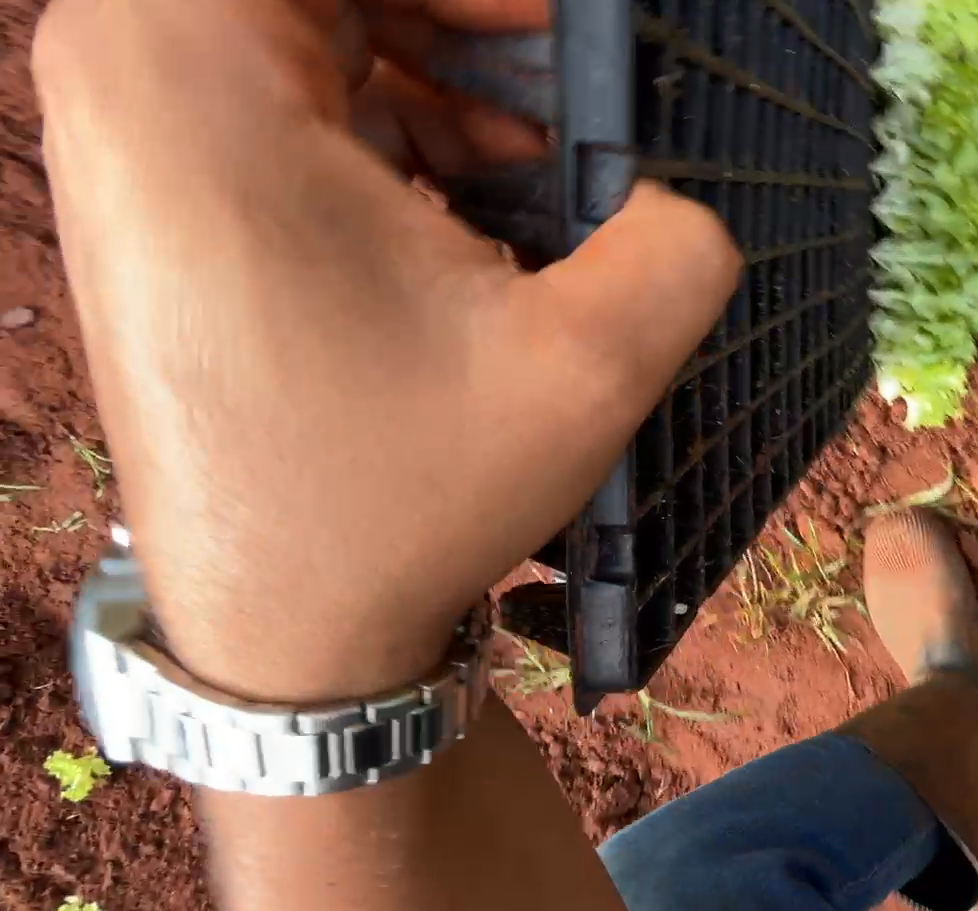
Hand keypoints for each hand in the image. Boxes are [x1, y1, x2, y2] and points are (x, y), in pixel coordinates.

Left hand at [34, 0, 740, 701]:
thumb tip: (681, 202)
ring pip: (316, 44)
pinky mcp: (184, 217)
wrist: (295, 620)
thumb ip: (676, 254)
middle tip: (575, 110)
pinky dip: (411, 147)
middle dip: (470, 30)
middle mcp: (131, 83)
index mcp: (192, 72)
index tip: (575, 41)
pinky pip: (305, 120)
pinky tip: (485, 232)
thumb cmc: (422, 487)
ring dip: (449, 90)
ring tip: (543, 184)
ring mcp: (144, 153)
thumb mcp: (590, 369)